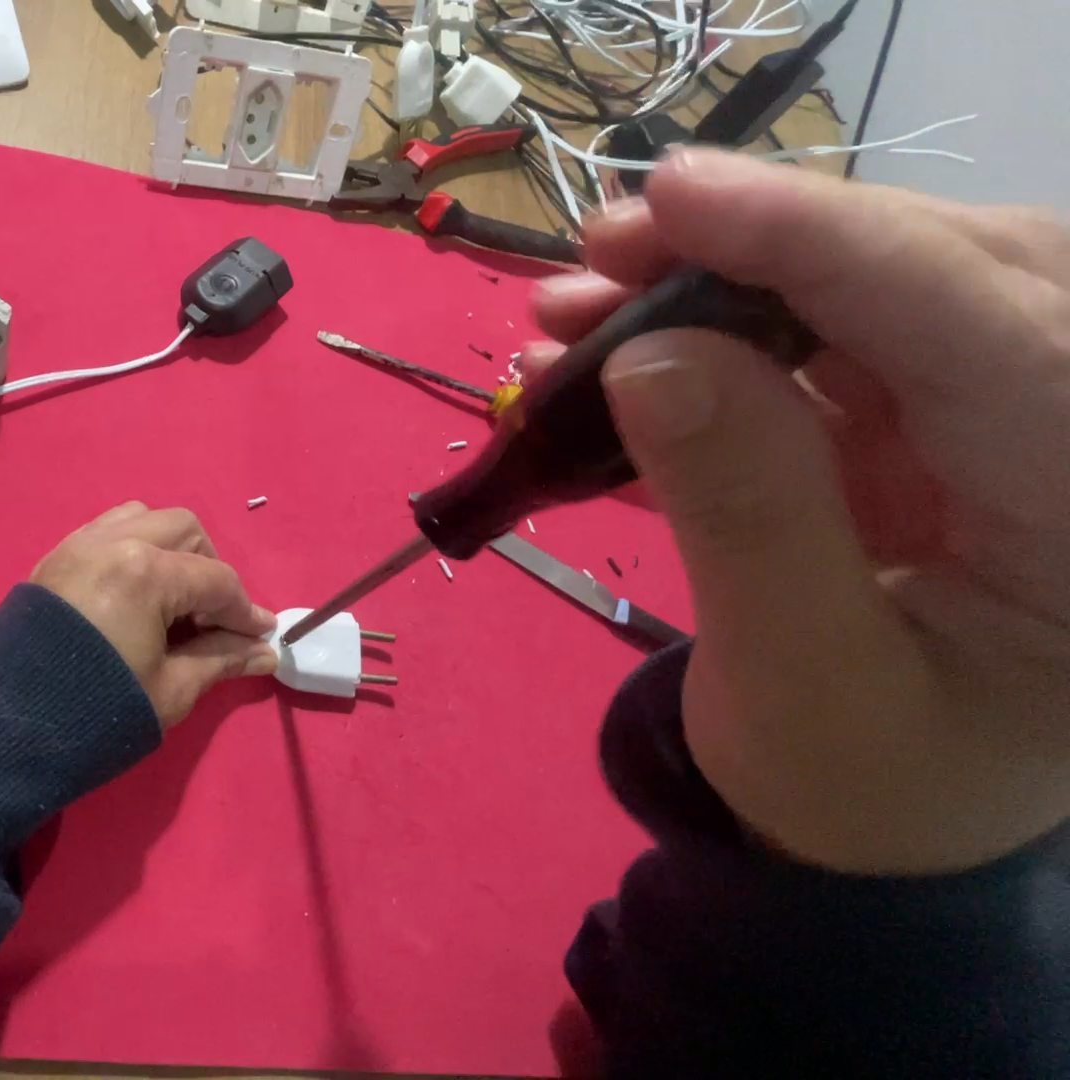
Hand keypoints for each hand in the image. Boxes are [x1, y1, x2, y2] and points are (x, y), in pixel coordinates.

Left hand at [31, 502, 278, 727]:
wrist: (7, 725)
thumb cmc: (97, 709)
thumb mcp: (170, 689)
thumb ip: (221, 660)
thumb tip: (265, 650)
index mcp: (146, 571)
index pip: (216, 580)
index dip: (244, 612)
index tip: (259, 638)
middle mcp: (114, 542)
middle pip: (184, 530)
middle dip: (208, 568)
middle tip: (209, 617)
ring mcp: (80, 544)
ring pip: (142, 518)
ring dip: (169, 548)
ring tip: (170, 599)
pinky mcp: (56, 556)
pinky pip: (106, 530)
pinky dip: (132, 547)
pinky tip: (134, 592)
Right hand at [527, 148, 1069, 874]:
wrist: (859, 829)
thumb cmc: (849, 782)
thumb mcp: (796, 672)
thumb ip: (741, 513)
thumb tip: (646, 361)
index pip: (991, 325)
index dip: (825, 242)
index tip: (672, 193)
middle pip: (943, 276)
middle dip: (761, 248)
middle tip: (606, 251)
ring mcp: (987, 437)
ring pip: (861, 302)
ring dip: (707, 290)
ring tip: (573, 307)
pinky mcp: (903, 443)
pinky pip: (803, 361)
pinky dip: (694, 350)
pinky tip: (595, 362)